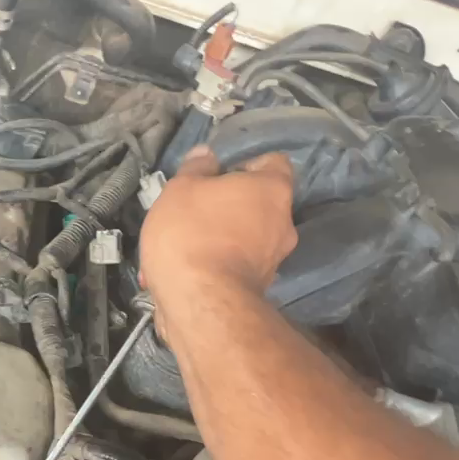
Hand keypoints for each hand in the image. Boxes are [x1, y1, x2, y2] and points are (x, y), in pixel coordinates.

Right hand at [140, 148, 297, 317]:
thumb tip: (207, 156)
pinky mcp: (253, 292)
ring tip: (176, 254)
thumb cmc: (191, 235)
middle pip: (254, 206)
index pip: (271, 162)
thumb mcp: (180, 189)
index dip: (243, 165)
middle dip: (224, 210)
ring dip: (212, 244)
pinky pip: (229, 271)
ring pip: (239, 242)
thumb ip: (195, 168)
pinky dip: (208, 271)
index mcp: (272, 189)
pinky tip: (179, 277)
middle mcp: (283, 224)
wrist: (198, 303)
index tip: (216, 176)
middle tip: (191, 217)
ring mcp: (271, 262)